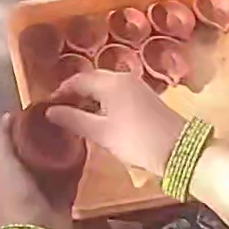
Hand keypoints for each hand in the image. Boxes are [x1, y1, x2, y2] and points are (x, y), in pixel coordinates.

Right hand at [44, 71, 185, 175]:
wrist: (181, 151)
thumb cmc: (137, 141)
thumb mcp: (102, 133)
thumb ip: (74, 119)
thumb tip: (49, 111)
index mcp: (109, 82)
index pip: (77, 79)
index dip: (60, 91)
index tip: (48, 106)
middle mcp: (122, 77)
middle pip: (91, 78)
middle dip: (74, 92)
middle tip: (60, 110)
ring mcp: (135, 86)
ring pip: (104, 84)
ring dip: (88, 96)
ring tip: (76, 115)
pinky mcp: (144, 96)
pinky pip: (115, 91)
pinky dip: (102, 99)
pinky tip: (98, 116)